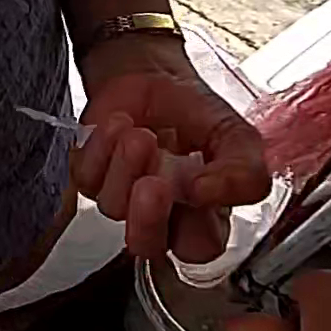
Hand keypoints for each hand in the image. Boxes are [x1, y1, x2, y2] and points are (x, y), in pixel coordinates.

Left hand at [73, 33, 269, 261]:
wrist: (153, 80)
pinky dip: (102, 148)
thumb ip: (243, 171)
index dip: (196, 230)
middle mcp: (159, 213)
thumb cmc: (195, 115)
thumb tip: (208, 194)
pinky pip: (87, 178)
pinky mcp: (87, 177)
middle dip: (147, 217)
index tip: (198, 188)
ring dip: (128, 166)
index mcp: (202, 215)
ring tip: (141, 134)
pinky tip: (118, 125)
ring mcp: (118, 197)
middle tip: (154, 182)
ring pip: (114, 207)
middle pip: (146, 246)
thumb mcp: (236, 138)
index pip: (199, 249)